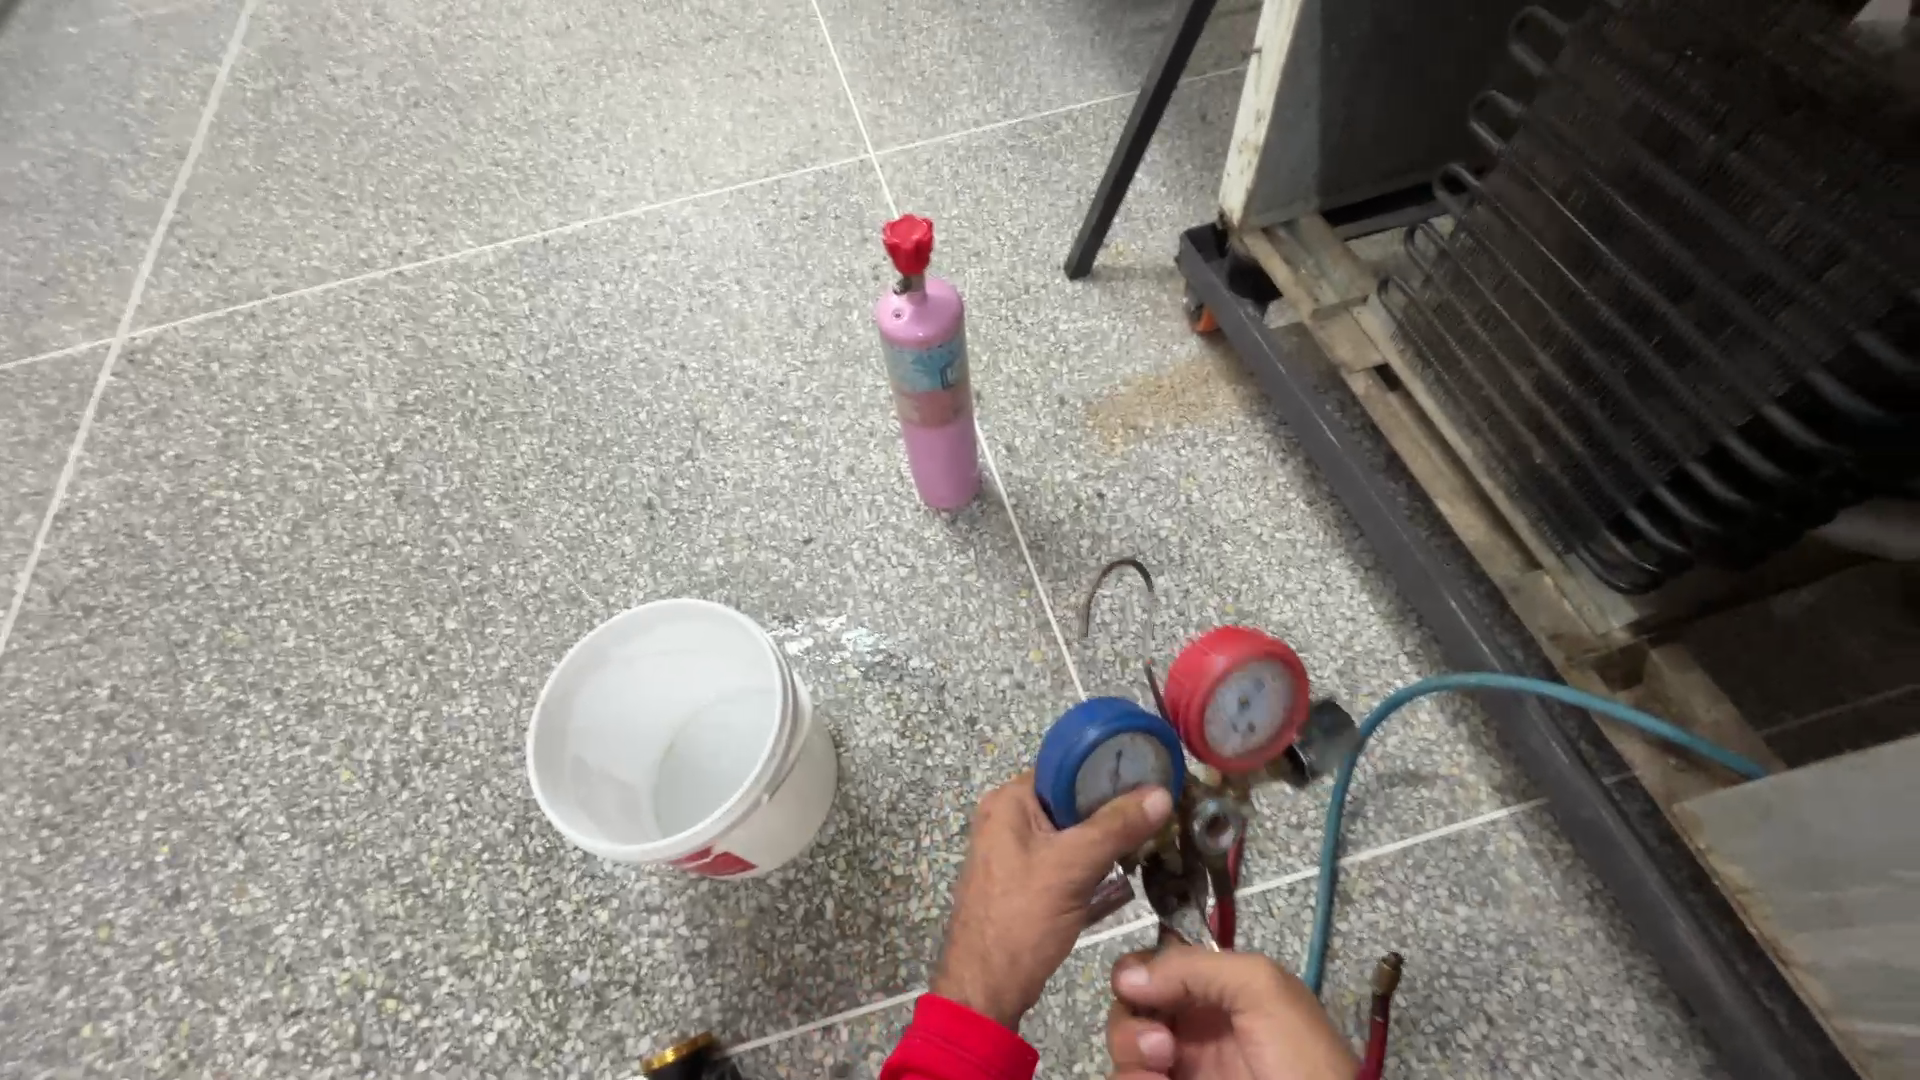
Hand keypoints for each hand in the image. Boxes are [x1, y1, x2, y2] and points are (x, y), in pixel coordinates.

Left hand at [930, 772, 1172, 1030]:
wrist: (986, 988)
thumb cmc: (1022, 918)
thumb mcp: (1073, 866)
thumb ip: (1117, 826)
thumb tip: (1161, 791)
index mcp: (1009, 800)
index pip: (1063, 766)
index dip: (1104, 769)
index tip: (1148, 776)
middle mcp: (1007, 816)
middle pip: (1069, 798)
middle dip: (1111, 807)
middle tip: (1156, 812)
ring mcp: (1014, 849)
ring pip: (1070, 830)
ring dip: (1105, 837)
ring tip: (1149, 839)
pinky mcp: (1025, 878)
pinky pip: (1064, 856)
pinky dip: (1091, 861)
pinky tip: (1124, 871)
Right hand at [1106, 947, 1356, 1079]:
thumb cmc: (1302, 1062)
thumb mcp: (1261, 988)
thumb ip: (1192, 966)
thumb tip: (1128, 978)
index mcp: (1213, 991)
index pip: (1153, 965)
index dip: (1137, 971)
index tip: (1137, 987)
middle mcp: (1192, 1028)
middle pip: (1130, 1006)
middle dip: (1130, 1019)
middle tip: (1162, 1045)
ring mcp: (1182, 1070)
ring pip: (1124, 1049)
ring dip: (1128, 1052)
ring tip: (1159, 1070)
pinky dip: (1129, 1079)